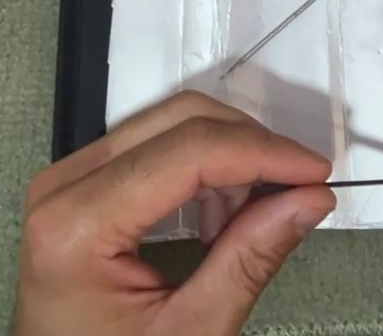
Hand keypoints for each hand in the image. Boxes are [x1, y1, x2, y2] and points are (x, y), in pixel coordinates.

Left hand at [14, 91, 336, 335]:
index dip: (263, 153)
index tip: (316, 172)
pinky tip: (221, 214)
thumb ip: (248, 261)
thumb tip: (309, 199)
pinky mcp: (84, 180)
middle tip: (298, 188)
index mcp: (77, 223)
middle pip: (182, 121)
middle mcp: (66, 182)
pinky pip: (157, 142)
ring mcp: (71, 175)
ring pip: (173, 122)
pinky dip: (204, 166)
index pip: (190, 151)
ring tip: (255, 216)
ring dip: (230, 156)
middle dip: (251, 148)